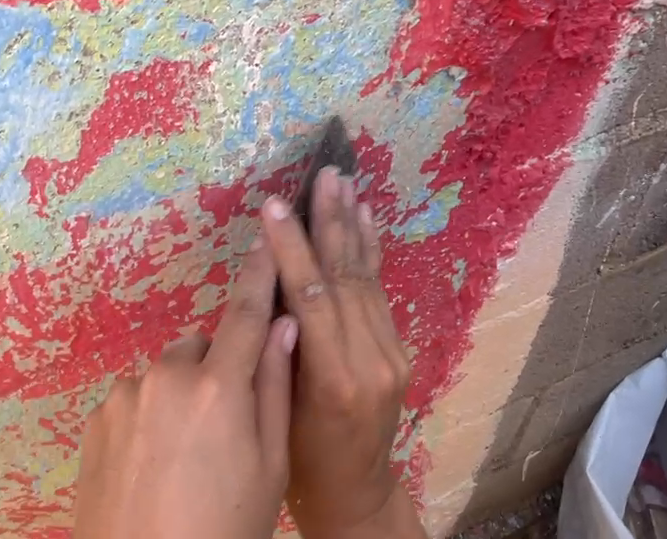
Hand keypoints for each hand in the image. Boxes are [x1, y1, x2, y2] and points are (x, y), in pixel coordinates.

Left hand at [73, 237, 299, 538]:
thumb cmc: (223, 530)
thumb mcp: (268, 469)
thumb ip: (274, 389)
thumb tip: (284, 325)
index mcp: (218, 388)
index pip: (246, 312)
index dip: (260, 272)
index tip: (269, 232)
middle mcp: (167, 375)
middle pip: (202, 347)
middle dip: (216, 369)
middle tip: (224, 427)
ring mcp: (127, 393)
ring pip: (166, 373)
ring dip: (180, 394)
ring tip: (184, 456)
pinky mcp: (98, 415)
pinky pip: (135, 396)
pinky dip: (148, 414)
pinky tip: (152, 463)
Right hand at [263, 167, 424, 538]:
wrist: (354, 492)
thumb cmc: (296, 454)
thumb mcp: (274, 403)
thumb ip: (277, 341)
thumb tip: (267, 275)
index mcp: (334, 379)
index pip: (310, 297)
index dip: (291, 247)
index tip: (275, 204)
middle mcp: (371, 360)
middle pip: (343, 277)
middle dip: (329, 220)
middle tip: (323, 173)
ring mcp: (392, 353)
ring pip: (365, 277)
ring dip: (351, 224)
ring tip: (343, 181)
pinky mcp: (400, 348)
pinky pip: (379, 290)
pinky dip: (370, 249)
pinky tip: (366, 217)